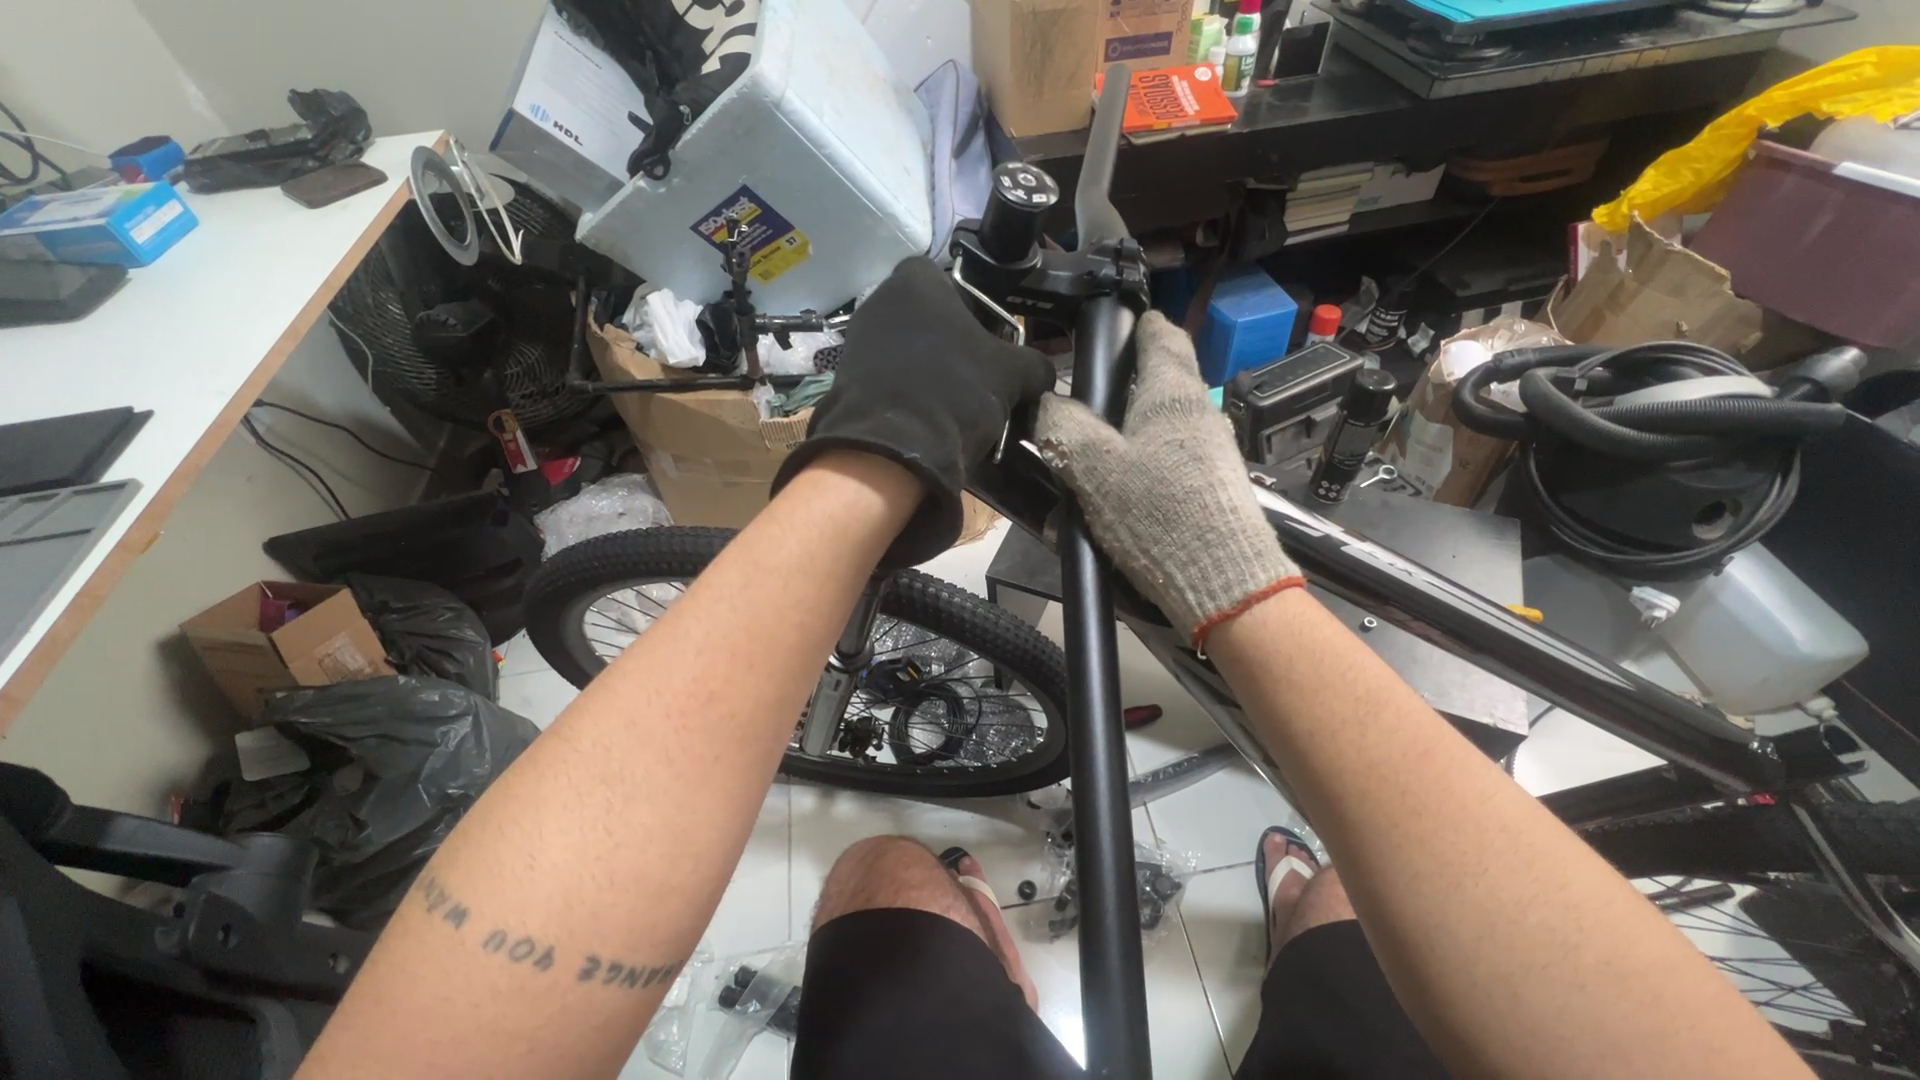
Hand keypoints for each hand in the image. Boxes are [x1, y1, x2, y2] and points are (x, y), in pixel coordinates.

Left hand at [774, 257, 1054, 566]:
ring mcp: (857, 338)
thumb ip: (1035, 364)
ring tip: (953, 404)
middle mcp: (879, 298)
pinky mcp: (845, 376)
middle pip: (929, 316)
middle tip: (977, 376)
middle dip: (952, 343)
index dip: (977, 311)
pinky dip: (906, 390)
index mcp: (917, 279)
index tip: (990, 343)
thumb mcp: (1014, 375)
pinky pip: (887, 375)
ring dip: (930, 369)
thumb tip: (1040, 373)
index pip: (954, 282)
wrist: (894, 448)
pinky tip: (925, 418)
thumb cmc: (956, 390)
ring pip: (907, 348)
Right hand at [1035, 312, 1303, 647]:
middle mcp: (1200, 415)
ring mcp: (1212, 456)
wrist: (1224, 585)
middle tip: (1082, 406)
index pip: (1162, 336)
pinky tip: (1114, 504)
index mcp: (1172, 394)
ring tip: (1088, 461)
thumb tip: (1047, 404)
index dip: (1140, 326)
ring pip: (1160, 431)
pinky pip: (1167, 468)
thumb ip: (1063, 427)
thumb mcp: (1092, 466)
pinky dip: (1139, 474)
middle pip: (1160, 387)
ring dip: (1126, 439)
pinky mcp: (1213, 492)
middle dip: (1123, 392)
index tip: (1120, 326)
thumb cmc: (1157, 513)